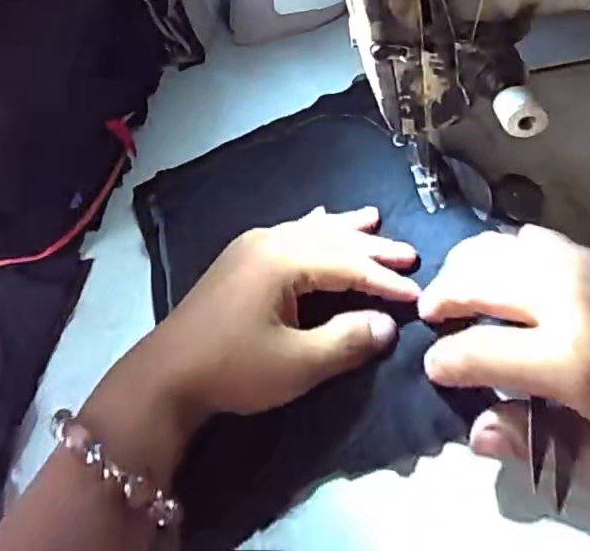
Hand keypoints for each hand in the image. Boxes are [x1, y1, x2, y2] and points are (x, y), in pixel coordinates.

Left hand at [126, 206, 419, 423]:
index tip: (418, 293)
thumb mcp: (297, 364)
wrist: (170, 371)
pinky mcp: (240, 256)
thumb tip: (388, 324)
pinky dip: (311, 228)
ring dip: (342, 230)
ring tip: (373, 219)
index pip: (345, 263)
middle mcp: (267, 240)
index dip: (383, 279)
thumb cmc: (234, 367)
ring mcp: (250, 245)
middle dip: (369, 247)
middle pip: (328, 239)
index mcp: (282, 259)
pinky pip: (288, 232)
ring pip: (307, 230)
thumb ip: (346, 340)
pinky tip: (319, 217)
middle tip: (408, 253)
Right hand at [419, 226, 589, 514]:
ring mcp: (581, 268)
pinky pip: (529, 238)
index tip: (435, 370)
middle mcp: (564, 300)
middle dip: (440, 297)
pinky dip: (502, 251)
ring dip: (465, 267)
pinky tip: (509, 275)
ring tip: (459, 290)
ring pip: (494, 247)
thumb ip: (543, 451)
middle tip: (431, 317)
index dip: (445, 362)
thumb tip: (478, 433)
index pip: (477, 351)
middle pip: (472, 280)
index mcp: (570, 361)